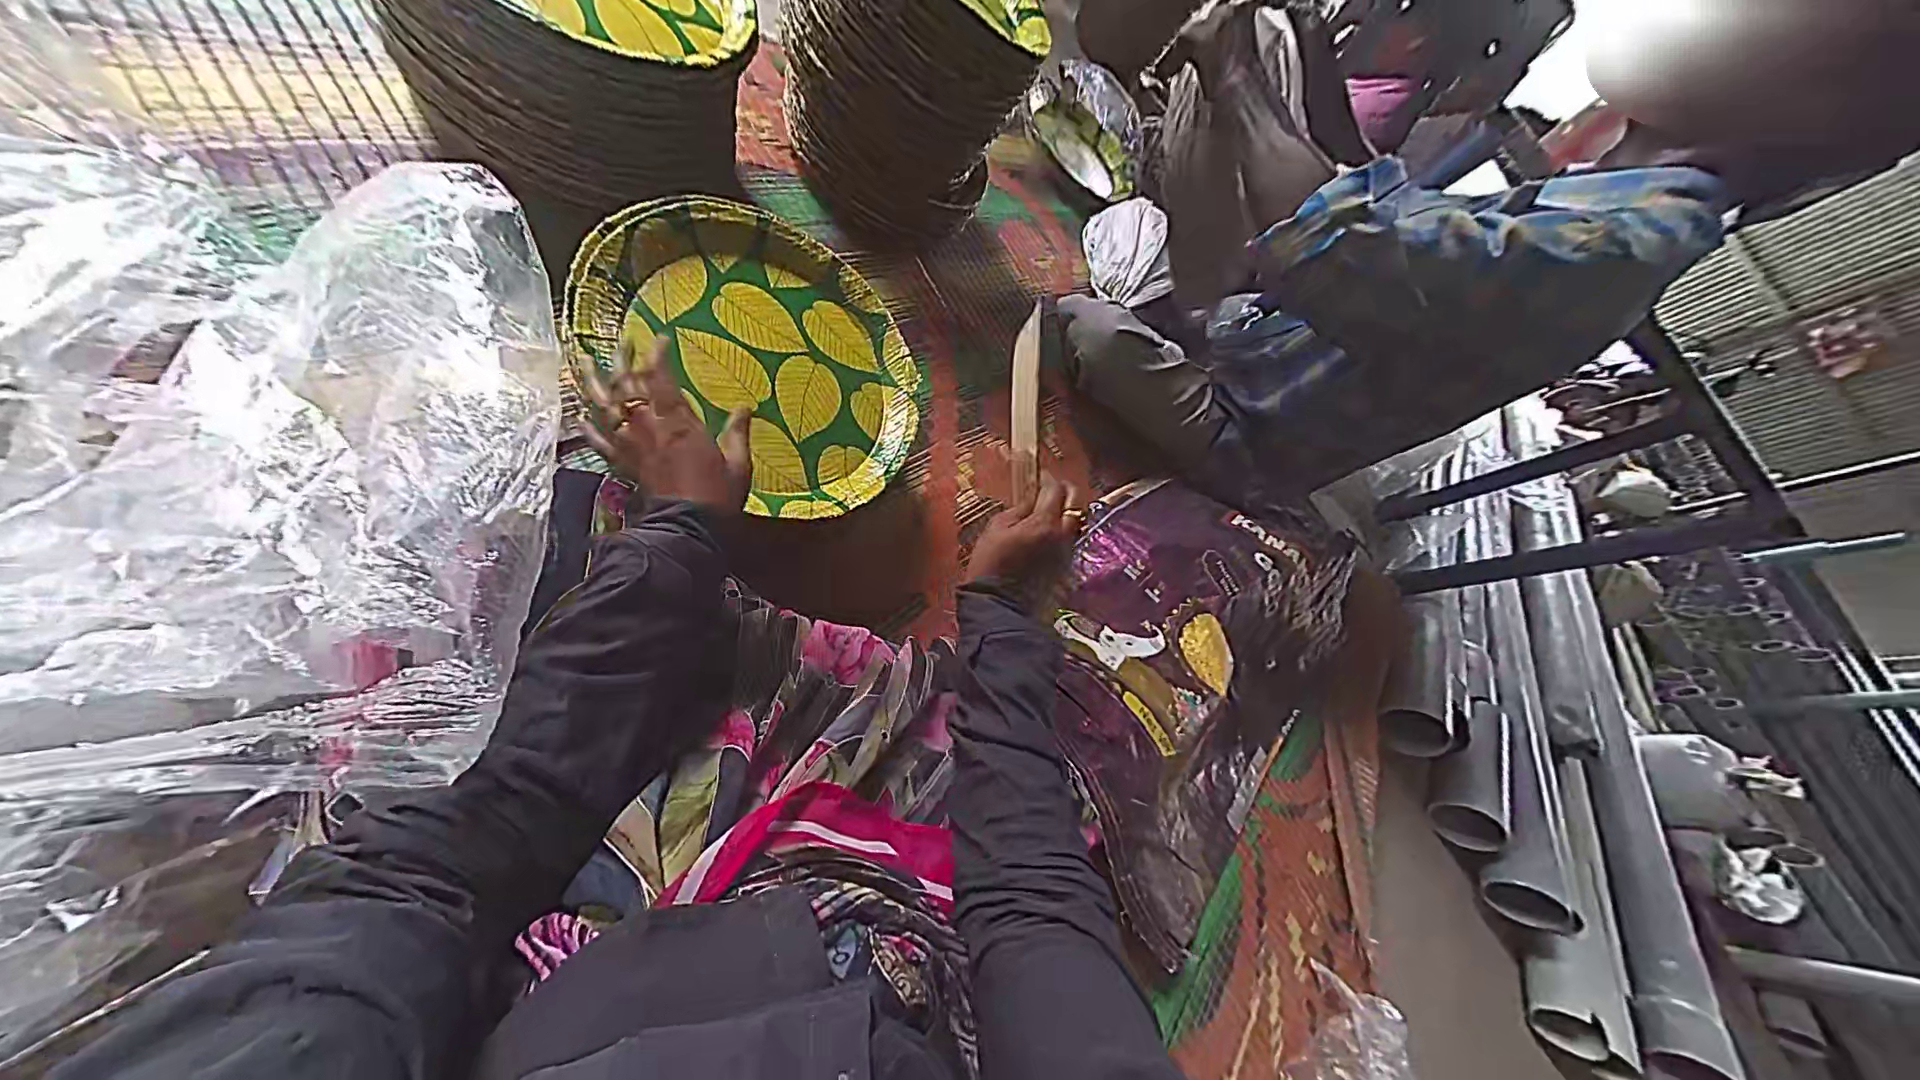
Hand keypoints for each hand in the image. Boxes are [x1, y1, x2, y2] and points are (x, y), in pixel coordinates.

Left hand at [582, 335, 751, 514]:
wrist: (687, 531)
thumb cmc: (717, 497)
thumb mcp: (738, 465)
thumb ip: (738, 433)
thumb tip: (745, 407)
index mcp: (680, 424)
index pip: (661, 380)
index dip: (657, 356)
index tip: (660, 339)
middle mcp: (650, 429)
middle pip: (628, 387)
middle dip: (623, 360)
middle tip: (622, 341)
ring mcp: (633, 447)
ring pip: (606, 409)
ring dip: (594, 384)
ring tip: (585, 363)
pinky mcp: (624, 466)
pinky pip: (600, 444)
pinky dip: (588, 429)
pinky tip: (580, 416)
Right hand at [965, 469, 1081, 587]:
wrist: (998, 604)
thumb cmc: (991, 565)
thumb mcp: (996, 528)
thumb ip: (1018, 508)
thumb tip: (1030, 497)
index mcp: (1043, 523)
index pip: (1055, 489)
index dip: (1047, 479)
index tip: (1039, 477)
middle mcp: (1062, 535)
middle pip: (1075, 501)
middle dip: (1063, 491)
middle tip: (1048, 489)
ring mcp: (1066, 552)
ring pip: (1075, 521)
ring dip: (1065, 510)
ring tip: (1047, 510)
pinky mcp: (1065, 566)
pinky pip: (1069, 539)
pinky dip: (1061, 530)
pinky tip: (1046, 533)